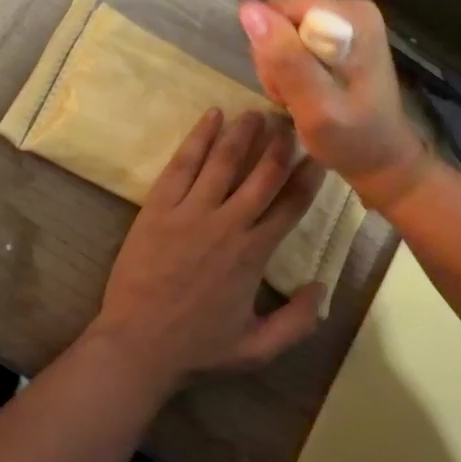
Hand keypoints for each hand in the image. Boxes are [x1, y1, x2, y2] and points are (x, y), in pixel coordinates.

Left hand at [85, 109, 326, 389]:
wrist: (137, 345)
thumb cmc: (198, 347)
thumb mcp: (257, 348)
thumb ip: (297, 322)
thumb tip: (323, 287)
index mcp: (253, 254)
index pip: (290, 205)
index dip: (308, 177)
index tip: (318, 154)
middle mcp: (227, 224)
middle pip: (262, 173)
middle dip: (280, 144)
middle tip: (290, 120)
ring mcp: (191, 211)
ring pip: (224, 160)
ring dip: (243, 133)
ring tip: (257, 112)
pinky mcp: (159, 205)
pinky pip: (183, 163)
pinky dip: (199, 137)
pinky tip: (212, 115)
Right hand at [239, 0, 430, 207]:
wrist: (383, 161)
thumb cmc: (353, 141)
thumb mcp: (317, 107)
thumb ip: (286, 59)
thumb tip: (249, 10)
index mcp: (351, 15)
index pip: (280, 11)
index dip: (272, 49)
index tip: (286, 87)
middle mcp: (350, 8)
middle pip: (281, 20)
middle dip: (277, 61)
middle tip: (294, 98)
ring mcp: (344, 21)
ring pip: (281, 34)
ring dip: (281, 70)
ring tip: (301, 101)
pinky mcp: (337, 36)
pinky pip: (291, 43)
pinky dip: (290, 72)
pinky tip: (306, 95)